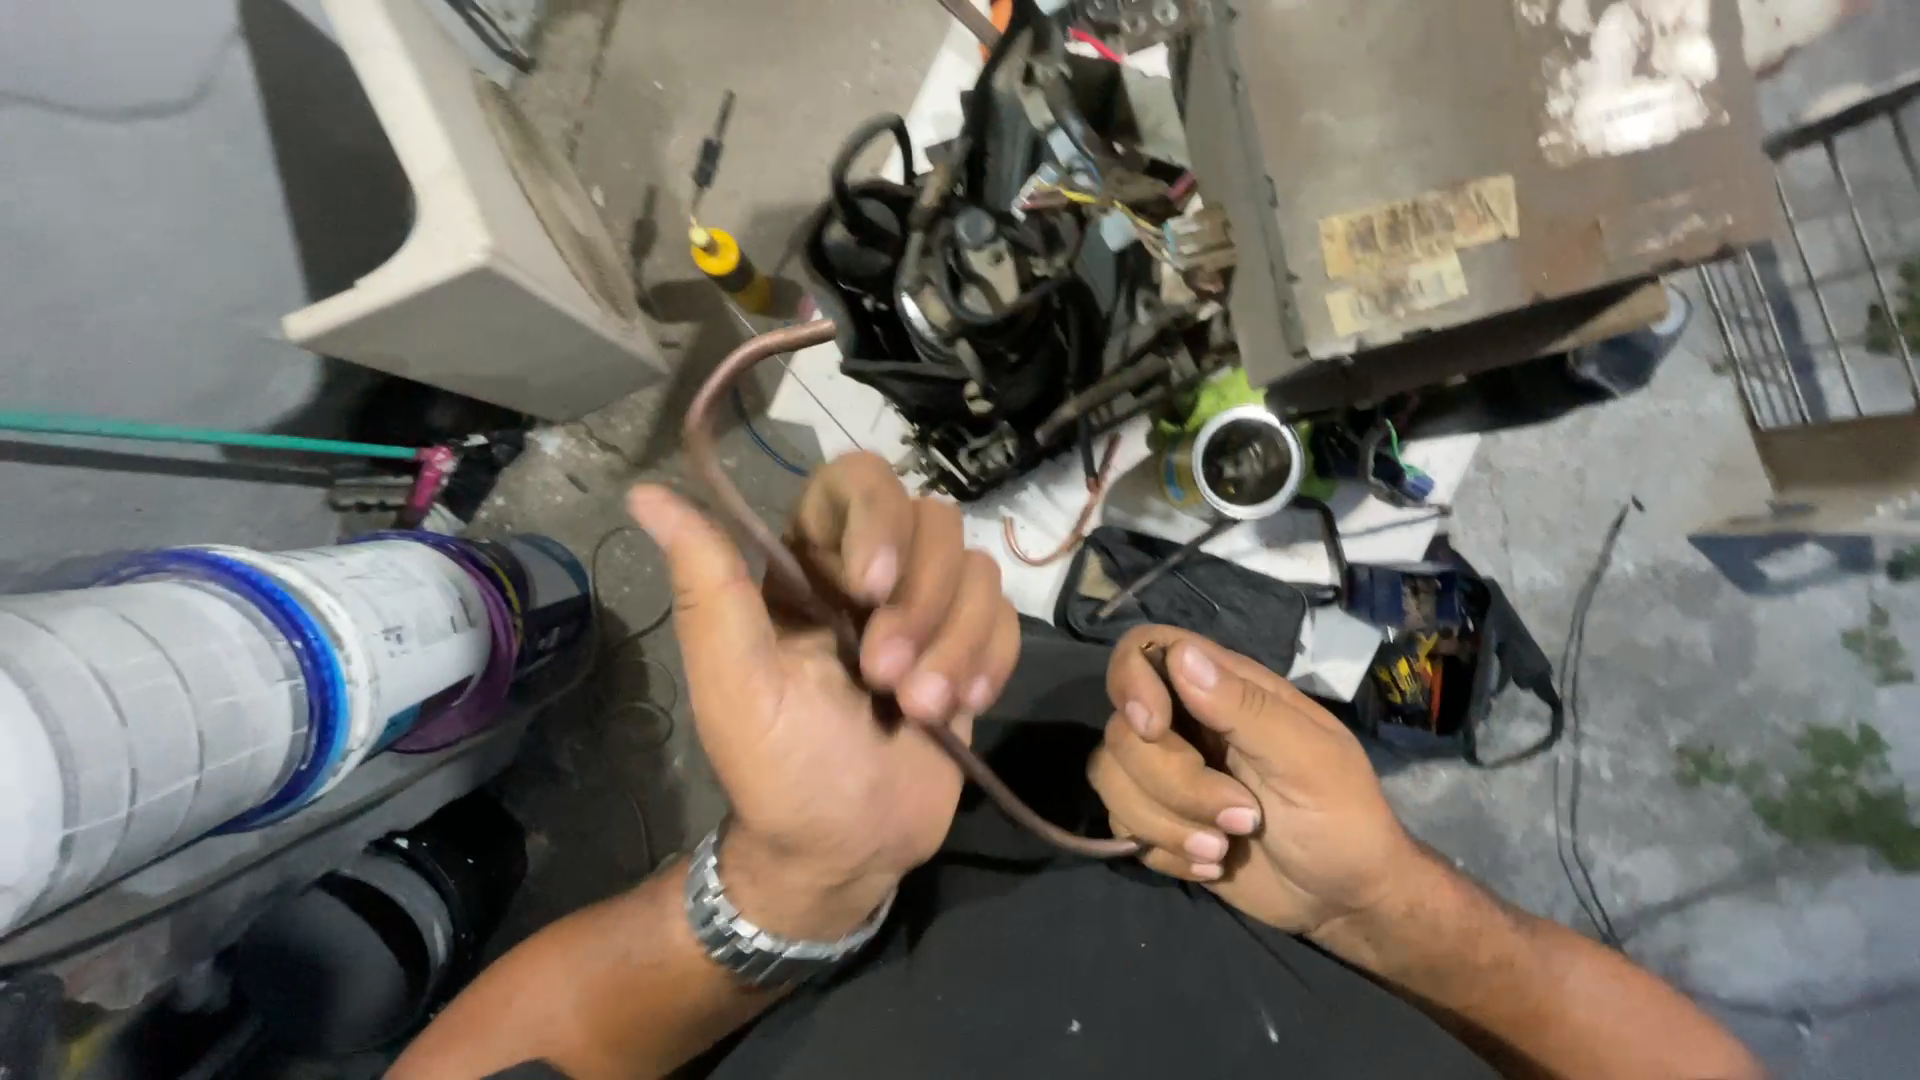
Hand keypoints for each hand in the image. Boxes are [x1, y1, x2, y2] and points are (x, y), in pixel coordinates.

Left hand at [627, 453, 1018, 939]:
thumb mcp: (736, 684)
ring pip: (976, 569)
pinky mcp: (971, 647)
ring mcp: (929, 609)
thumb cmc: (781, 771)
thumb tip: (645, 495)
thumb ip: (706, 586)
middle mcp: (871, 574)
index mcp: (807, 566)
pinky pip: (1005, 615)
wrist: (850, 850)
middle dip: (921, 605)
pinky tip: (963, 707)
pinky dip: (990, 659)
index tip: (873, 587)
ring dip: (955, 643)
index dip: (878, 517)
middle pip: (934, 521)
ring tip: (921, 709)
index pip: (859, 480)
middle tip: (886, 680)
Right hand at [1087, 625, 1418, 936]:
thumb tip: (1181, 655)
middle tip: (1240, 814)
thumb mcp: (1309, 760)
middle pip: (1122, 729)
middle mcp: (1182, 722)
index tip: (1155, 729)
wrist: (1341, 899)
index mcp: (1220, 689)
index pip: (1144, 650)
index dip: (1131, 682)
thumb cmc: (1341, 818)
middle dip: (1174, 783)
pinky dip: (1165, 850)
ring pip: (1111, 777)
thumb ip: (1245, 707)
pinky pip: (1122, 822)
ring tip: (1223, 846)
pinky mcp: (1155, 818)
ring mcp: (1164, 772)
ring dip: (1167, 823)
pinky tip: (1209, 863)